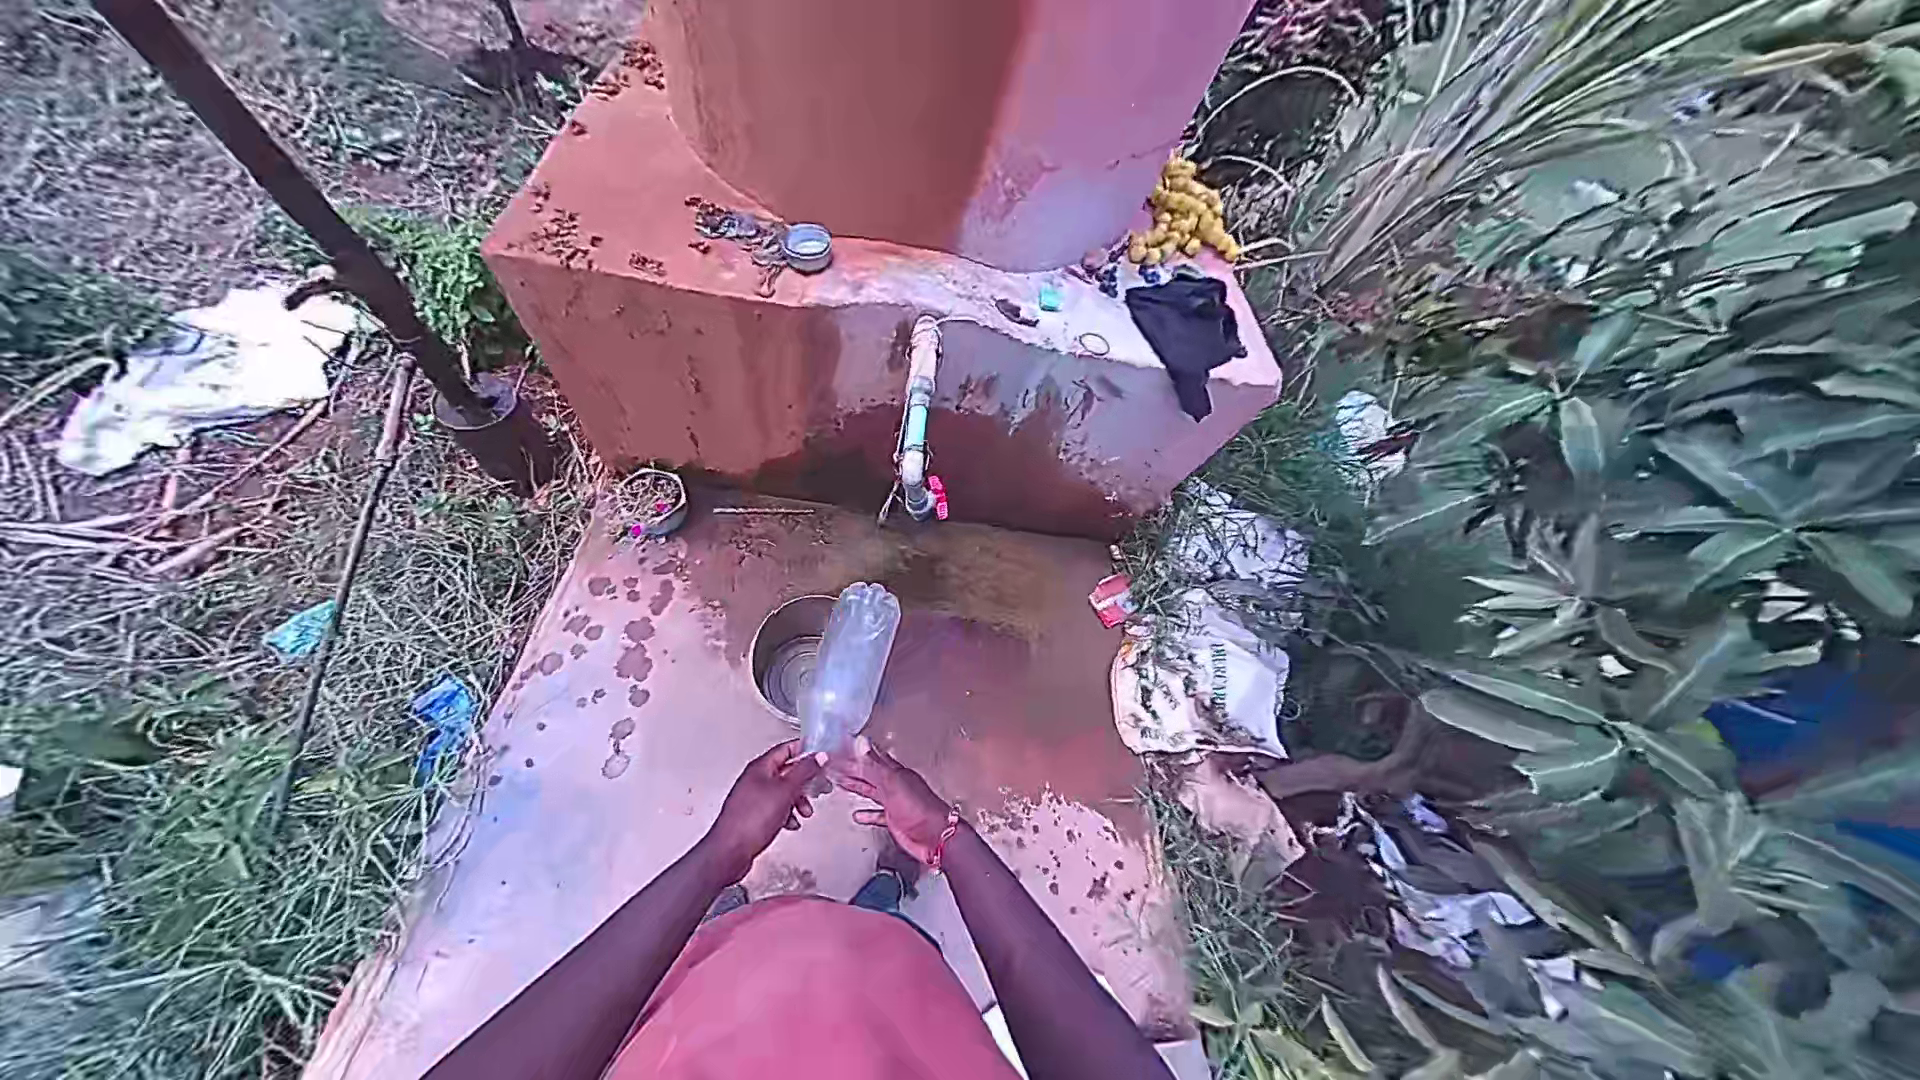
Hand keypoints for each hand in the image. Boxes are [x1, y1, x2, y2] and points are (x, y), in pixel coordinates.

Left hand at [700, 741, 825, 883]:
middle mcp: (755, 780)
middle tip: (818, 783)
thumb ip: (804, 771)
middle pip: (787, 771)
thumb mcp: (785, 790)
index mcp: (760, 767)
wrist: (730, 852)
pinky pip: (776, 808)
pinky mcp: (753, 816)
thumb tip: (817, 757)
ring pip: (783, 792)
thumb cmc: (750, 820)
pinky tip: (791, 822)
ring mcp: (753, 798)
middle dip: (805, 780)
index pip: (786, 749)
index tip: (819, 755)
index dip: (804, 750)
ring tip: (805, 810)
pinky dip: (787, 813)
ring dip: (798, 799)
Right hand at [834, 735, 954, 864]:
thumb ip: (875, 765)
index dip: (855, 754)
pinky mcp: (895, 820)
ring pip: (871, 791)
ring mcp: (895, 802)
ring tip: (841, 782)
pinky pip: (877, 814)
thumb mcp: (893, 783)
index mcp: (895, 773)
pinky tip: (857, 815)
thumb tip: (861, 742)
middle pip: (869, 773)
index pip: (870, 758)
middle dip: (852, 769)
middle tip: (835, 764)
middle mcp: (895, 785)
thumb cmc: (919, 809)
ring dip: (857, 786)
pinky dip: (867, 813)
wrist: (936, 837)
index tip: (840, 748)